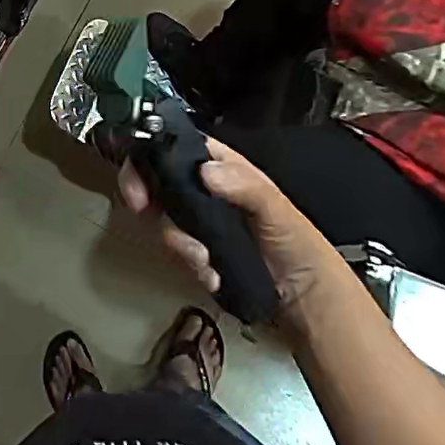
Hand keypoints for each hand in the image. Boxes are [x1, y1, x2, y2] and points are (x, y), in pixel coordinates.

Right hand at [117, 137, 351, 326]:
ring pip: (165, 221)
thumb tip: (205, 171)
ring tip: (205, 258)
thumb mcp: (275, 206)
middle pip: (159, 181)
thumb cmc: (296, 240)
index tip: (139, 173)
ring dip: (179, 242)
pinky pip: (178, 254)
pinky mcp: (198, 254)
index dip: (153, 154)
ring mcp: (200, 223)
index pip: (179, 147)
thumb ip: (243, 185)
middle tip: (142, 209)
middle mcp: (206, 191)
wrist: (305, 297)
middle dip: (146, 195)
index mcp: (223, 167)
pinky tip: (212, 274)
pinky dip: (191, 265)